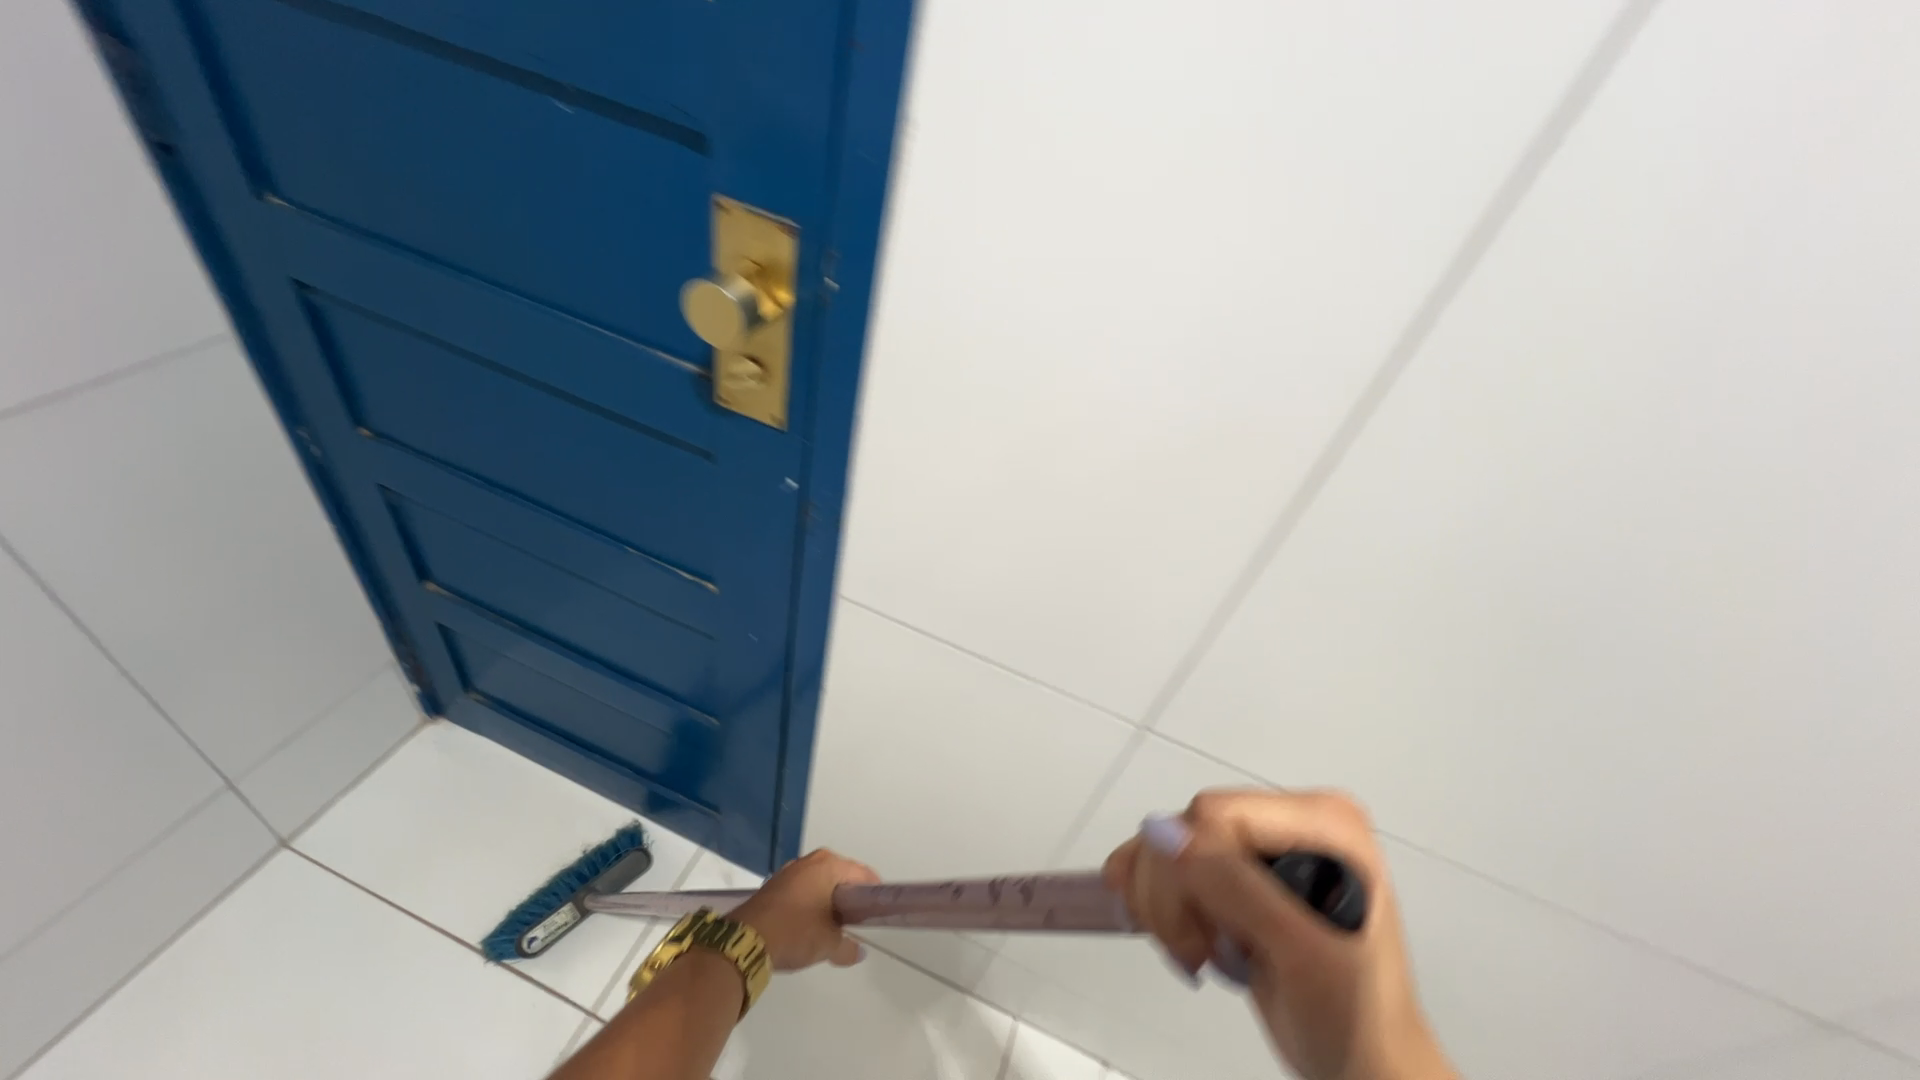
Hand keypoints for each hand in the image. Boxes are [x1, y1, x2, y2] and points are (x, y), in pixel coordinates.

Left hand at [730, 849, 877, 971]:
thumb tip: (858, 952)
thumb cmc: (795, 932)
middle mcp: (809, 861)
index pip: (861, 874)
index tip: (877, 911)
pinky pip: (801, 891)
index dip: (872, 893)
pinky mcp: (773, 886)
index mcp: (828, 865)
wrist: (744, 942)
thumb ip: (848, 947)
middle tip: (857, 920)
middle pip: (839, 876)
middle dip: (848, 897)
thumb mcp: (828, 944)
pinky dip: (809, 904)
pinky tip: (809, 925)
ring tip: (833, 926)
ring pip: (819, 883)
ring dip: (827, 901)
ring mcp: (789, 872)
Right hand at [1103, 790, 1453, 1079]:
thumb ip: (1233, 883)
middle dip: (1177, 899)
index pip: (1211, 814)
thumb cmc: (1351, 1017)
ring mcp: (1260, 844)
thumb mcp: (1300, 951)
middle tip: (1208, 954)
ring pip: (1164, 846)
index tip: (1213, 937)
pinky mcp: (1234, 869)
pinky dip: (1154, 905)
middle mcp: (1289, 820)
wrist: (1363, 1063)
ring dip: (1166, 909)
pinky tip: (1179, 939)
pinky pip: (1162, 863)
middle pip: (1183, 829)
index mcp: (1320, 820)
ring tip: (1208, 954)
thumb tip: (1161, 831)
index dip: (1192, 873)